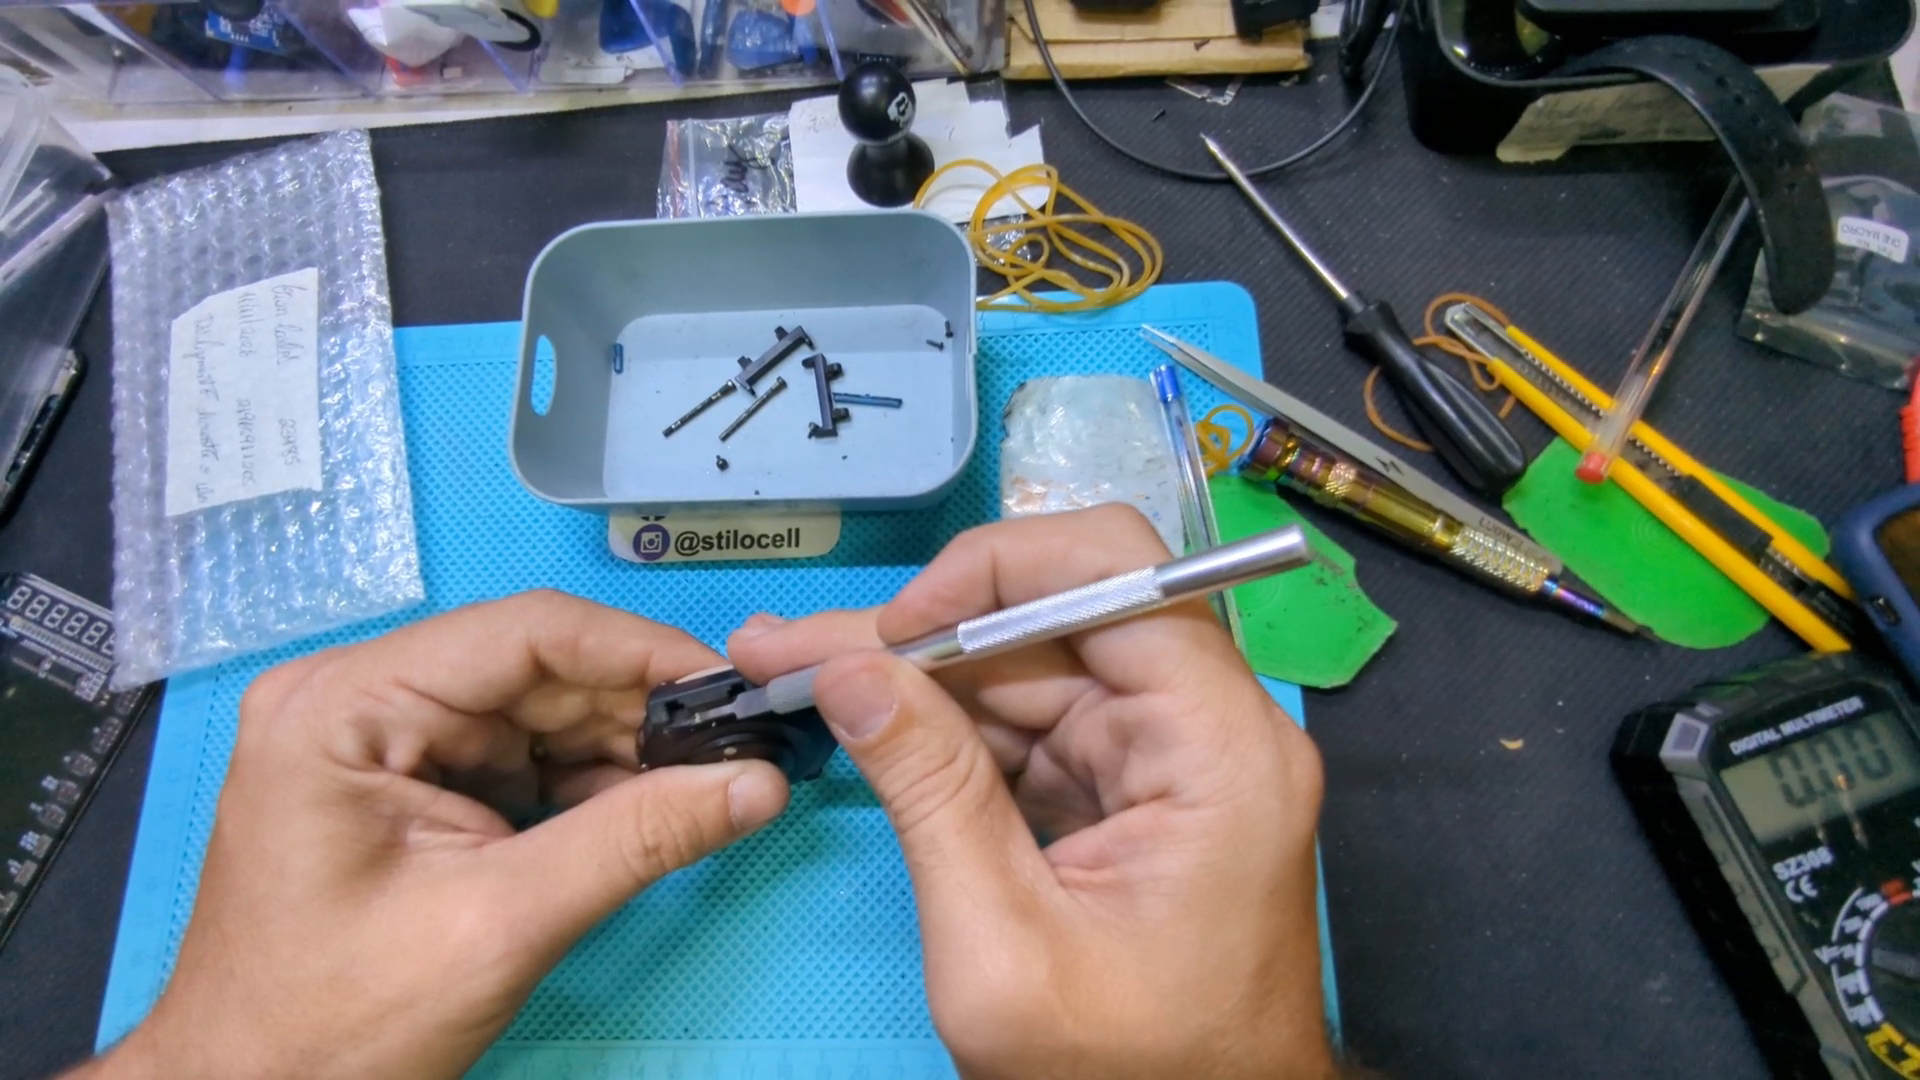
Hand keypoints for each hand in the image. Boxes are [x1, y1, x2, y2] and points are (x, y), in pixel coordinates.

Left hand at [83, 591, 788, 1079]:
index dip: (641, 650)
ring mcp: (411, 730)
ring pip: (564, 705)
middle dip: (649, 707)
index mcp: (355, 701)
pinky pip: (551, 746)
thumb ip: (643, 839)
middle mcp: (381, 692)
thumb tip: (766, 782)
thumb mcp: (505, 923)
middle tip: (738, 742)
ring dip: (639, 743)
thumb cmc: (342, 1027)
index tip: (729, 686)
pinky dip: (611, 774)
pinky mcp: (442, 769)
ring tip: (711, 775)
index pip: (530, 632)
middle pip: (554, 666)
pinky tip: (658, 801)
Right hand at [729, 506, 1331, 1079]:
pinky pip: (1021, 708)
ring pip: (1021, 656)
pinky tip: (859, 705)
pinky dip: (937, 710)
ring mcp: (1157, 737)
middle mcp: (1201, 716)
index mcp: (1218, 745)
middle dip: (918, 625)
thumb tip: (847, 672)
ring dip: (909, 664)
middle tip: (795, 642)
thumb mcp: (1003, 952)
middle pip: (1053, 611)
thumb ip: (929, 794)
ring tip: (796, 665)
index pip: (1118, 576)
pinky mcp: (1119, 763)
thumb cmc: (1124, 1075)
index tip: (895, 625)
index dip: (997, 573)